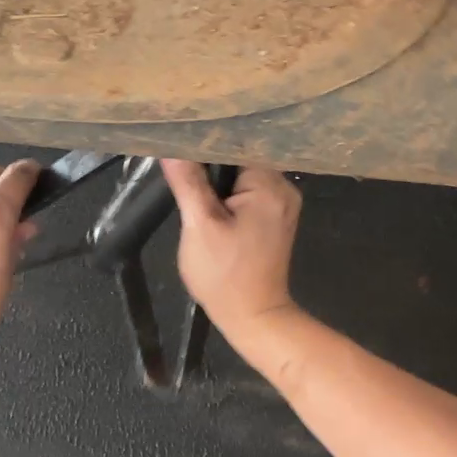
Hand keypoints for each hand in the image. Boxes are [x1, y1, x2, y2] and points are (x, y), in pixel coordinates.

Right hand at [161, 159, 302, 340]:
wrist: (253, 316)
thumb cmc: (225, 274)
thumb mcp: (200, 226)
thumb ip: (188, 183)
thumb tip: (171, 148)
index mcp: (269, 184)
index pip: (237, 143)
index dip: (207, 143)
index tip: (181, 141)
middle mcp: (284, 188)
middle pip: (243, 157)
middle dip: (212, 161)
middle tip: (180, 161)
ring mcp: (283, 204)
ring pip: (245, 175)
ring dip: (220, 178)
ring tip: (191, 177)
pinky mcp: (276, 219)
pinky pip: (251, 192)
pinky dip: (231, 193)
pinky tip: (211, 199)